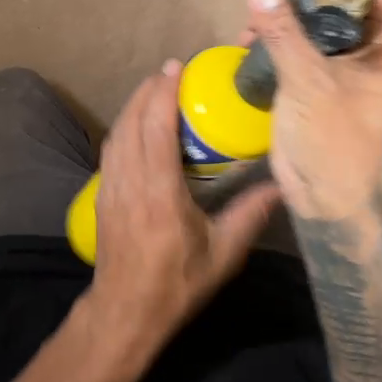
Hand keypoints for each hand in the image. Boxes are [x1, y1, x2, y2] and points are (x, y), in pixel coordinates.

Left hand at [87, 60, 281, 347]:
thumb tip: (280, 186)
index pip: (157, 128)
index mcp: (159, 192)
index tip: (177, 68)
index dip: (164, 93)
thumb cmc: (177, 284)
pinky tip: (138, 125)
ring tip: (156, 90)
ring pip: (117, 131)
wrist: (124, 312)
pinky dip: (124, 126)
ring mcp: (110, 186)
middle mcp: (130, 181)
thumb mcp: (222, 255)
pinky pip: (110, 147)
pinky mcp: (101, 194)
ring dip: (134, 104)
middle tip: (171, 72)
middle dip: (148, 90)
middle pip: (132, 120)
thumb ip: (249, 216)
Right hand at [244, 0, 381, 220]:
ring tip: (255, 21)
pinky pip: (291, 51)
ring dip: (283, 16)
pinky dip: (272, 41)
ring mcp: (333, 72)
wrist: (322, 201)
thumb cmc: (333, 141)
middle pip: (337, 6)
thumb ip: (283, 33)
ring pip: (310, 27)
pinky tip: (249, 43)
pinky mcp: (307, 86)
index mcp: (380, 53)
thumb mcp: (309, 83)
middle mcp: (360, 58)